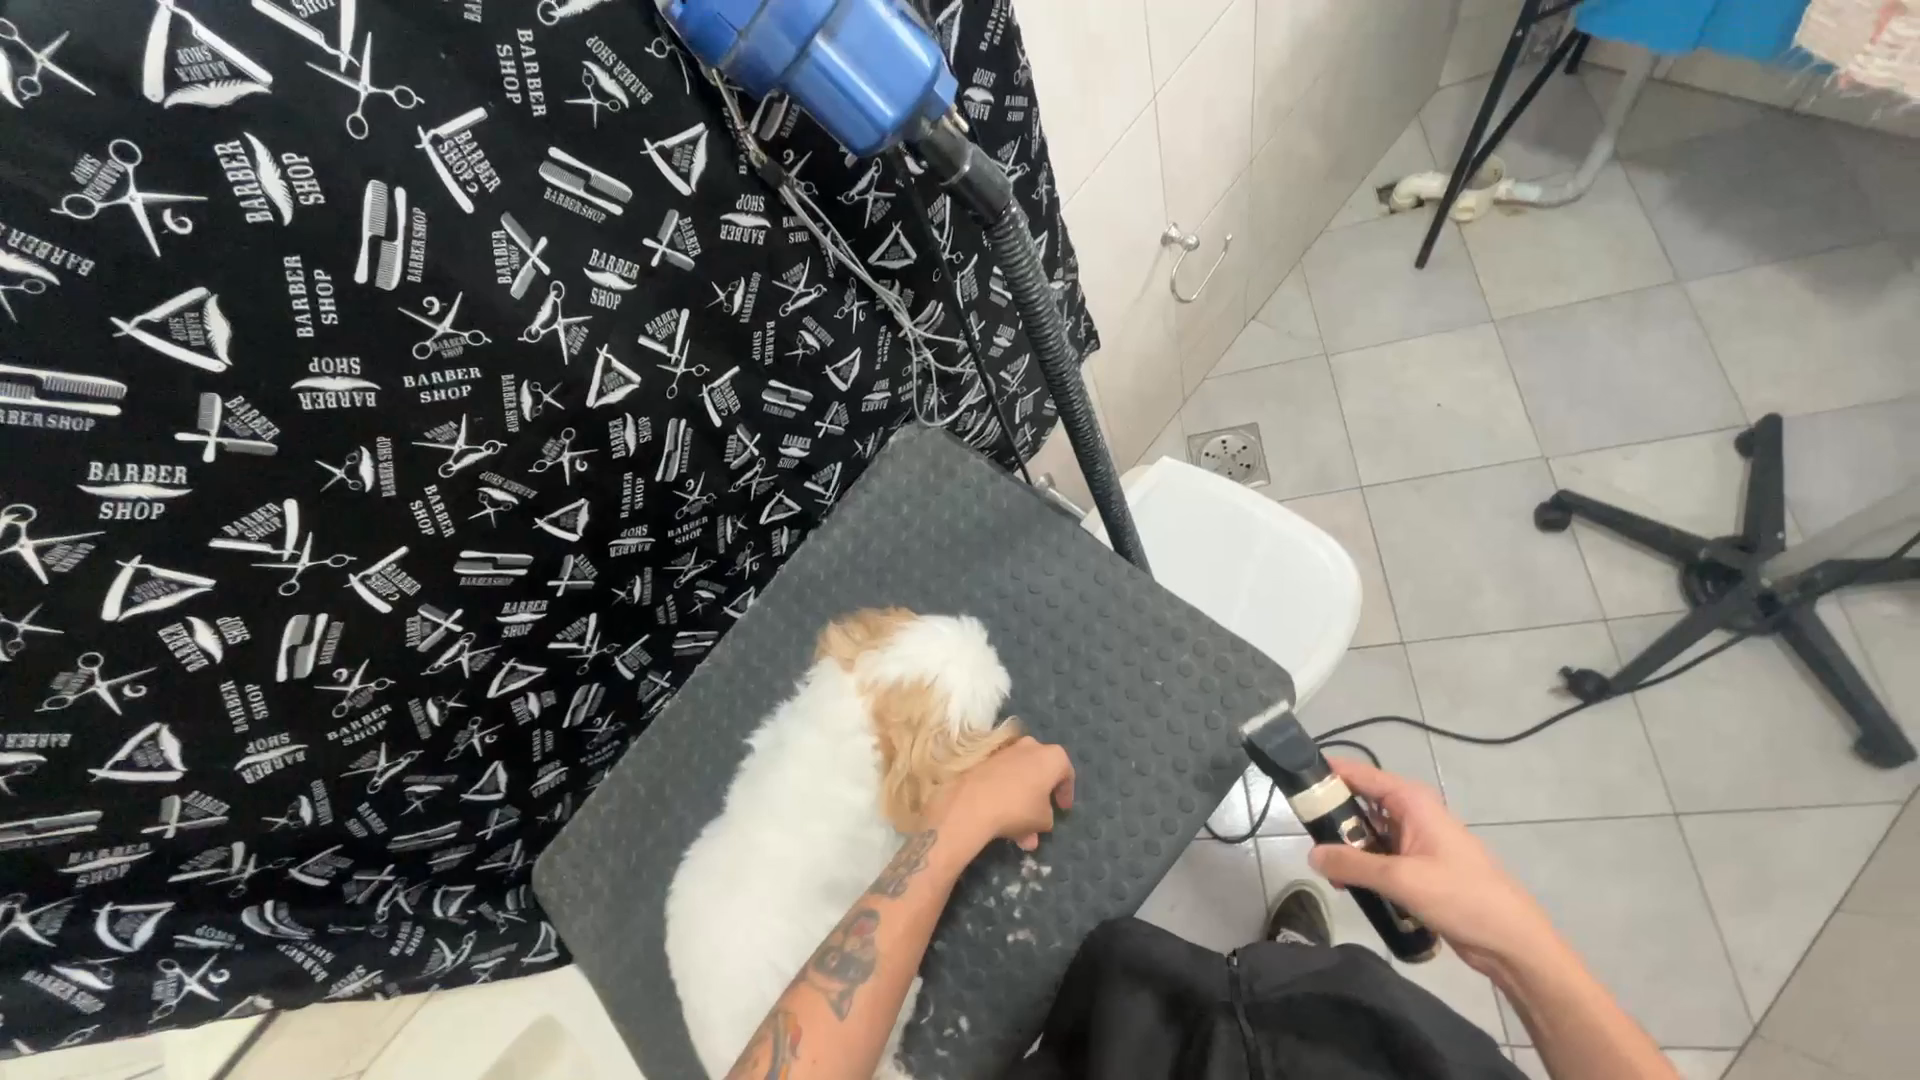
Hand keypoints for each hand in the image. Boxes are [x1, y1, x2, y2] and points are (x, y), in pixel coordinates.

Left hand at [927, 736, 1073, 852]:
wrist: (973, 802)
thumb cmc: (1019, 808)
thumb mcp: (1043, 820)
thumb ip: (1047, 818)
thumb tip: (1038, 822)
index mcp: (1052, 756)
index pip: (1067, 773)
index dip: (1066, 793)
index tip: (1063, 809)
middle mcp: (1030, 746)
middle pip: (1041, 772)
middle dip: (1041, 796)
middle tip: (1042, 816)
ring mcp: (1006, 750)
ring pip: (1020, 777)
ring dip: (1022, 802)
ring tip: (1020, 832)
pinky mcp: (985, 758)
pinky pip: (1002, 778)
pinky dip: (1005, 795)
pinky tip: (1002, 820)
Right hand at [1309, 758, 1563, 978]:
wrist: (1514, 944)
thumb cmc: (1462, 897)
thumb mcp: (1401, 879)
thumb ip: (1351, 865)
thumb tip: (1311, 854)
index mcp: (1411, 801)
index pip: (1358, 773)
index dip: (1325, 773)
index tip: (1292, 781)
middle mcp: (1411, 813)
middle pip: (1359, 803)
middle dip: (1332, 819)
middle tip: (1305, 836)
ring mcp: (1416, 841)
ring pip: (1367, 833)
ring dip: (1346, 849)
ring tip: (1328, 871)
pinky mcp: (1418, 867)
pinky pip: (1379, 856)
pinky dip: (1362, 867)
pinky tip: (1349, 888)